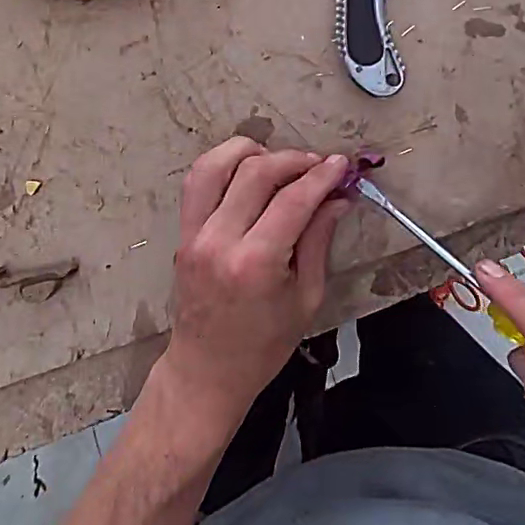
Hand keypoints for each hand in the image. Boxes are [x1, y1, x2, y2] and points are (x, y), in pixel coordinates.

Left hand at [160, 138, 349, 423]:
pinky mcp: (183, 233)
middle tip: (320, 165)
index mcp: (255, 264)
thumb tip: (338, 198)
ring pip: (217, 164)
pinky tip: (251, 170)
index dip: (322, 175)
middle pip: (257, 172)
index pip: (293, 199)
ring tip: (281, 163)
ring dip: (254, 152)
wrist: (205, 373)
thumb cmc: (264, 344)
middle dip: (295, 159)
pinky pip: (199, 181)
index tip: (342, 164)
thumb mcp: (307, 296)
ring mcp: (194, 235)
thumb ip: (319, 239)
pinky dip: (226, 163)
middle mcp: (219, 242)